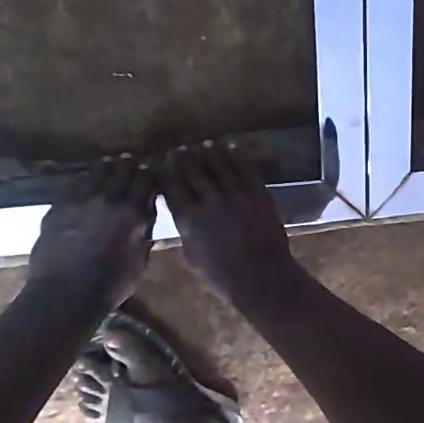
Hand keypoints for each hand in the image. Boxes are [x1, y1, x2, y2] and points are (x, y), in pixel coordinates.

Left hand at [28, 158, 156, 308]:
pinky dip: (84, 181)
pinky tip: (85, 184)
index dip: (149, 173)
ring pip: (97, 171)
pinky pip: (75, 184)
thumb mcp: (139, 262)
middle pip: (122, 169)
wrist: (64, 294)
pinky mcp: (59, 205)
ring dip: (106, 168)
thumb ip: (144, 234)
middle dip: (129, 165)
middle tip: (130, 164)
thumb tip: (145, 217)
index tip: (149, 173)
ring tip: (109, 166)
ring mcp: (80, 199)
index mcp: (132, 212)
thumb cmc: (109, 286)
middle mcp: (108, 198)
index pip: (145, 179)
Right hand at [160, 145, 302, 302]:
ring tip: (203, 144)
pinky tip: (229, 147)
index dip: (165, 170)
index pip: (171, 185)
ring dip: (208, 151)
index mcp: (188, 217)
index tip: (162, 161)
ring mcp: (234, 193)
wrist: (261, 277)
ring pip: (217, 162)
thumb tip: (180, 210)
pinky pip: (244, 167)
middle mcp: (208, 200)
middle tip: (181, 148)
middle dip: (184, 156)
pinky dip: (235, 154)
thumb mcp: (191, 254)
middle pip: (192, 169)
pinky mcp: (257, 192)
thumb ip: (185, 228)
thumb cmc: (221, 275)